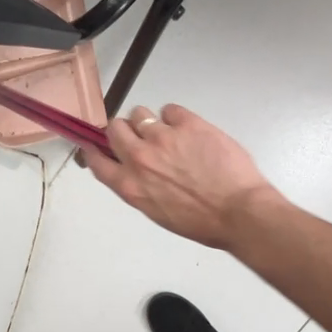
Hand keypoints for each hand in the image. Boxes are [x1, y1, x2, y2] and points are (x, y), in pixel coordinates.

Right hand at [83, 104, 285, 249]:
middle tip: (139, 137)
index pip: (98, 161)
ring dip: (149, 122)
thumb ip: (142, 189)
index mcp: (132, 187)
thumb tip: (138, 172)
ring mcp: (163, 137)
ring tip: (169, 135)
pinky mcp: (187, 123)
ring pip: (140, 113)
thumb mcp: (160, 213)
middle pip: (114, 128)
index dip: (94, 150)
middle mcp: (140, 159)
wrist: (238, 211)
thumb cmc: (202, 222)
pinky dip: (176, 118)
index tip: (96, 146)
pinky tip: (190, 132)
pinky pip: (170, 109)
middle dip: (124, 130)